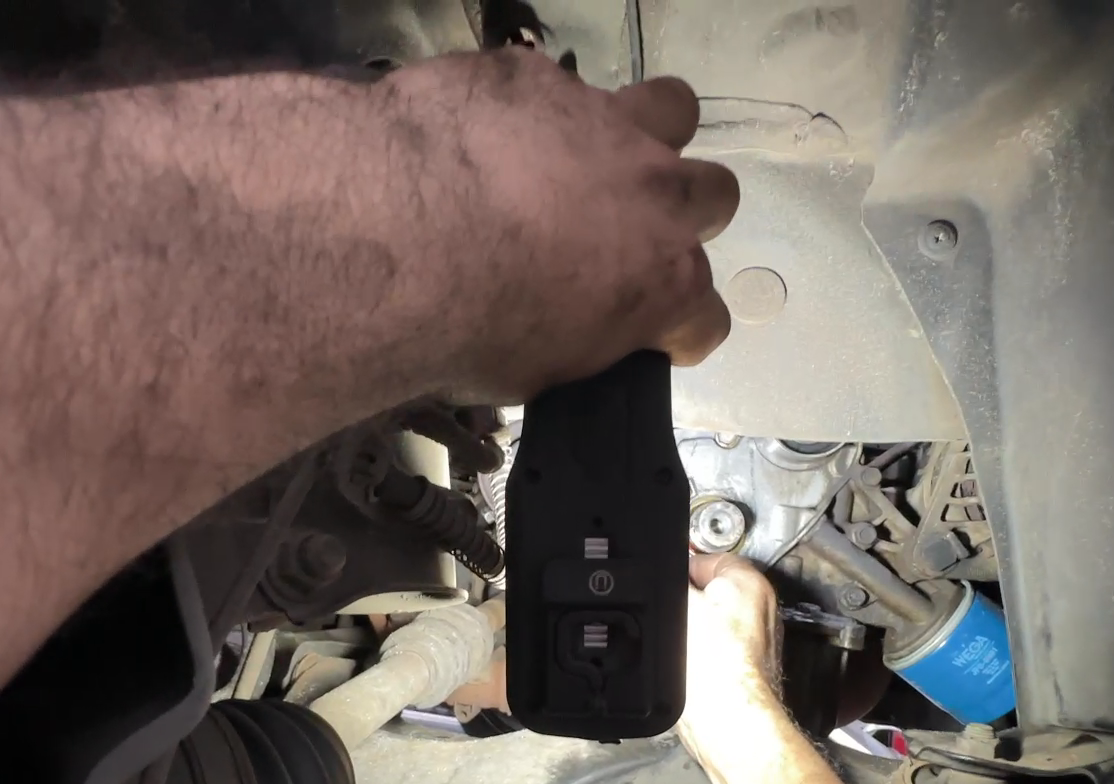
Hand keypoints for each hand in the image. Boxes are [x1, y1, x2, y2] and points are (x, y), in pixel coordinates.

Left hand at [360, 48, 739, 401]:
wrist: (399, 243)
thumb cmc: (470, 334)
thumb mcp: (532, 375)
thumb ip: (575, 342)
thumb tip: (562, 332)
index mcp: (662, 287)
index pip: (706, 318)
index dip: (679, 332)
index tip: (652, 338)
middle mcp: (656, 198)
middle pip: (714, 197)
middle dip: (680, 218)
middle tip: (623, 235)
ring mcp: (605, 126)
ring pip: (671, 110)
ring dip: (643, 138)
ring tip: (587, 161)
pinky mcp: (540, 78)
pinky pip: (555, 87)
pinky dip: (534, 117)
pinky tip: (491, 138)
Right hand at [677, 554, 784, 761]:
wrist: (726, 723)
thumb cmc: (713, 667)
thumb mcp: (676, 604)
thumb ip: (667, 578)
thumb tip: (657, 569)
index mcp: (748, 583)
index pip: (705, 557)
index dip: (676, 567)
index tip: (658, 581)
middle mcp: (759, 609)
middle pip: (707, 591)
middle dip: (683, 601)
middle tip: (667, 616)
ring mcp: (751, 642)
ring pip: (706, 623)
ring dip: (688, 631)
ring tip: (677, 644)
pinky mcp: (739, 669)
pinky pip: (709, 651)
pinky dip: (695, 655)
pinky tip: (685, 665)